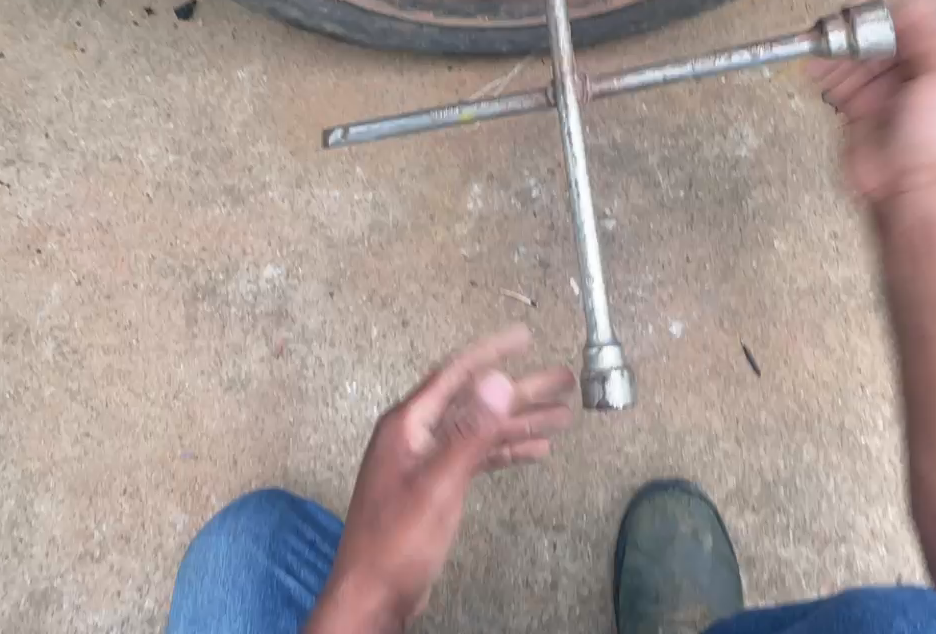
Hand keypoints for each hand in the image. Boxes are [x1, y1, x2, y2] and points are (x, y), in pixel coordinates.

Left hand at [306, 326, 576, 632]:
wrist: (371, 598)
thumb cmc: (395, 543)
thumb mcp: (438, 484)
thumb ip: (469, 432)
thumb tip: (498, 380)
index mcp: (409, 422)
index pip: (457, 373)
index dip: (493, 352)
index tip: (525, 337)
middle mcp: (418, 433)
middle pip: (477, 401)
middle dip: (521, 390)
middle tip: (563, 380)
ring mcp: (426, 459)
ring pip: (481, 429)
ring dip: (520, 421)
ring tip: (563, 414)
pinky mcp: (435, 483)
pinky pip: (476, 456)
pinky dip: (505, 450)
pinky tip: (535, 450)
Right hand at [807, 0, 935, 204]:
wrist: (908, 192)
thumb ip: (934, 36)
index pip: (926, 13)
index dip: (901, 6)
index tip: (881, 10)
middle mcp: (918, 70)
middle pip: (883, 28)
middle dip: (860, 25)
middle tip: (846, 26)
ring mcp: (886, 87)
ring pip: (856, 49)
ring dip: (837, 45)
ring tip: (825, 46)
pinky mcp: (858, 104)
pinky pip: (835, 75)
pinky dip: (821, 66)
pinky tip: (816, 64)